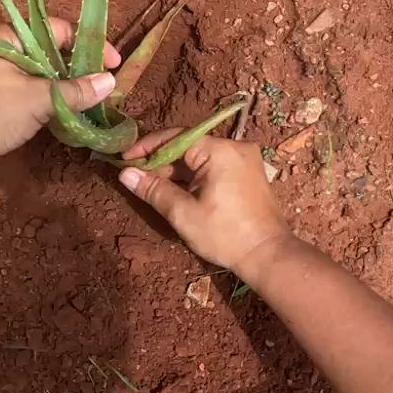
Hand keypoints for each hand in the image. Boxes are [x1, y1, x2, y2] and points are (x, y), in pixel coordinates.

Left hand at [0, 20, 120, 172]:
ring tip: (89, 103)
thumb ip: (76, 91)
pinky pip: (29, 95)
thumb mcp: (40, 98)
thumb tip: (109, 82)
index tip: (111, 64)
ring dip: (64, 89)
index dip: (88, 44)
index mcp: (10, 38)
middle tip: (102, 86)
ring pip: (40, 77)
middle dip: (78, 70)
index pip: (59, 30)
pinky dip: (48, 103)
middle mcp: (3, 52)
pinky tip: (66, 115)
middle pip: (51, 54)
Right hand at [116, 131, 293, 274]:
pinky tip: (177, 191)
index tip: (125, 159)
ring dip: (176, 172)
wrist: (268, 255)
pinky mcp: (248, 173)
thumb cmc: (225, 235)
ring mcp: (244, 160)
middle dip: (161, 162)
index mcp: (220, 151)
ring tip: (152, 187)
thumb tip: (125, 174)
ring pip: (200, 158)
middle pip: (188, 147)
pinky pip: (214, 167)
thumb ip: (154, 190)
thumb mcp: (183, 213)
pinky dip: (194, 177)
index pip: (175, 138)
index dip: (147, 147)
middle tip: (136, 178)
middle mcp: (235, 147)